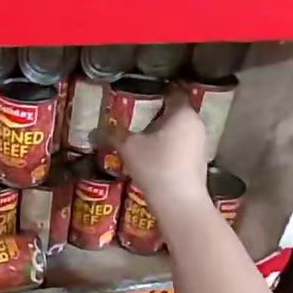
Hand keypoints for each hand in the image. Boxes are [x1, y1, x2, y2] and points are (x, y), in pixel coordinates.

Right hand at [103, 94, 206, 208]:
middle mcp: (195, 123)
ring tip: (140, 133)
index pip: (172, 91)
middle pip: (175, 110)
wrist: (179, 203)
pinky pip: (181, 144)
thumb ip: (113, 134)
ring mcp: (200, 143)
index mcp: (182, 113)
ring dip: (161, 129)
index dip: (156, 88)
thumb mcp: (129, 147)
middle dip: (156, 111)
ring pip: (178, 128)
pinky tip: (152, 153)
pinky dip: (168, 144)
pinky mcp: (198, 160)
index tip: (140, 90)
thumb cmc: (156, 167)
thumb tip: (92, 131)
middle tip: (134, 112)